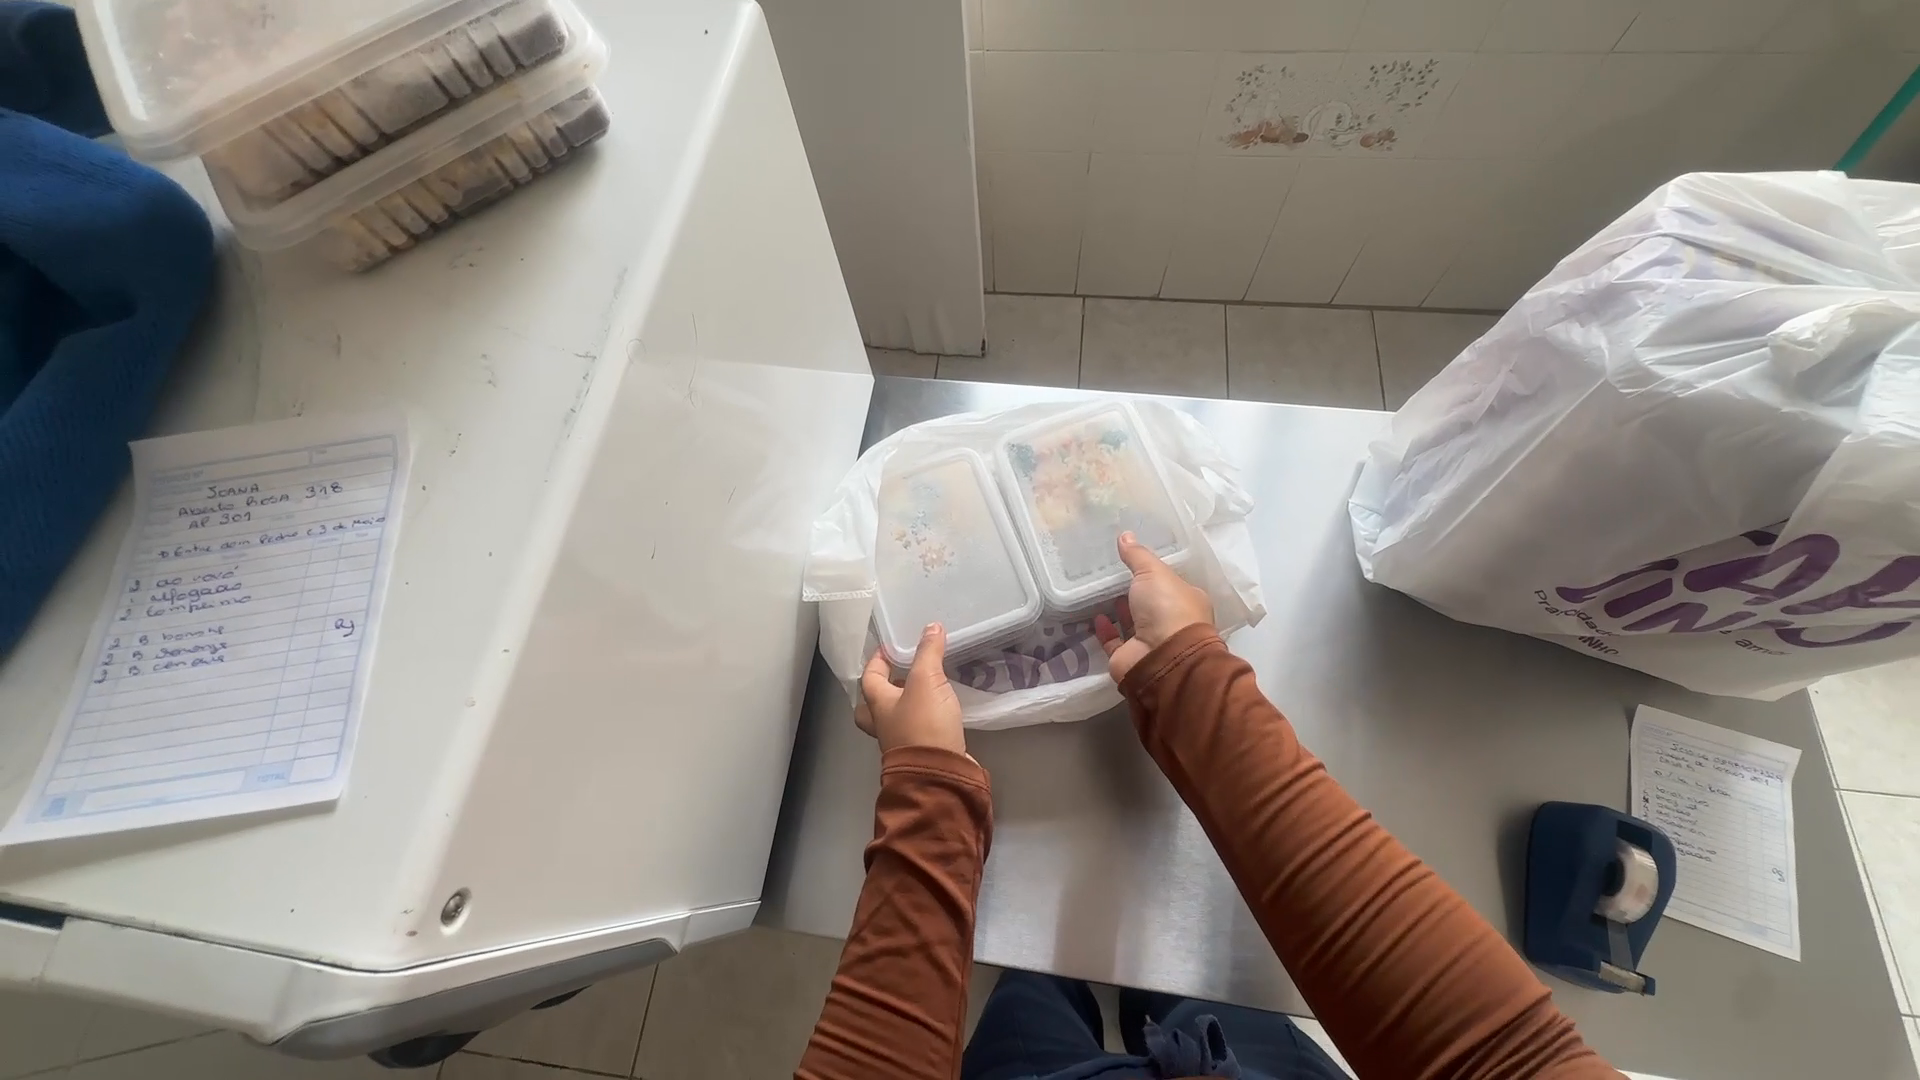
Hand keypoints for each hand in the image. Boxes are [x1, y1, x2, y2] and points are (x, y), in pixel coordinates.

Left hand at [856, 622, 965, 754]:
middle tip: (898, 677)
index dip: (877, 660)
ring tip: (923, 690)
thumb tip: (931, 627)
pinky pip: (915, 731)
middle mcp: (883, 724)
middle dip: (882, 691)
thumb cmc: (924, 724)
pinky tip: (938, 711)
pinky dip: (922, 720)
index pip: (869, 677)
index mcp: (878, 704)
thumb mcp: (927, 680)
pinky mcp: (919, 753)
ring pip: (893, 719)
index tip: (890, 647)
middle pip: (870, 706)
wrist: (939, 773)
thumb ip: (928, 653)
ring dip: (904, 705)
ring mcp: (899, 742)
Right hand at [1093, 532, 1213, 683]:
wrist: (1162, 657)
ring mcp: (1151, 642)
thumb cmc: (1167, 608)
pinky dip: (1105, 630)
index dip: (1154, 574)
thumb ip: (1137, 556)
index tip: (1133, 563)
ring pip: (1133, 623)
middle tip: (1111, 576)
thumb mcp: (1154, 572)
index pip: (1170, 584)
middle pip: (1150, 604)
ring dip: (1119, 611)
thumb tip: (1125, 535)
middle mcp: (1171, 622)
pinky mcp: (1130, 657)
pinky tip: (1096, 617)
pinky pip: (1114, 641)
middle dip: (1134, 593)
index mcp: (1186, 601)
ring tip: (1099, 593)